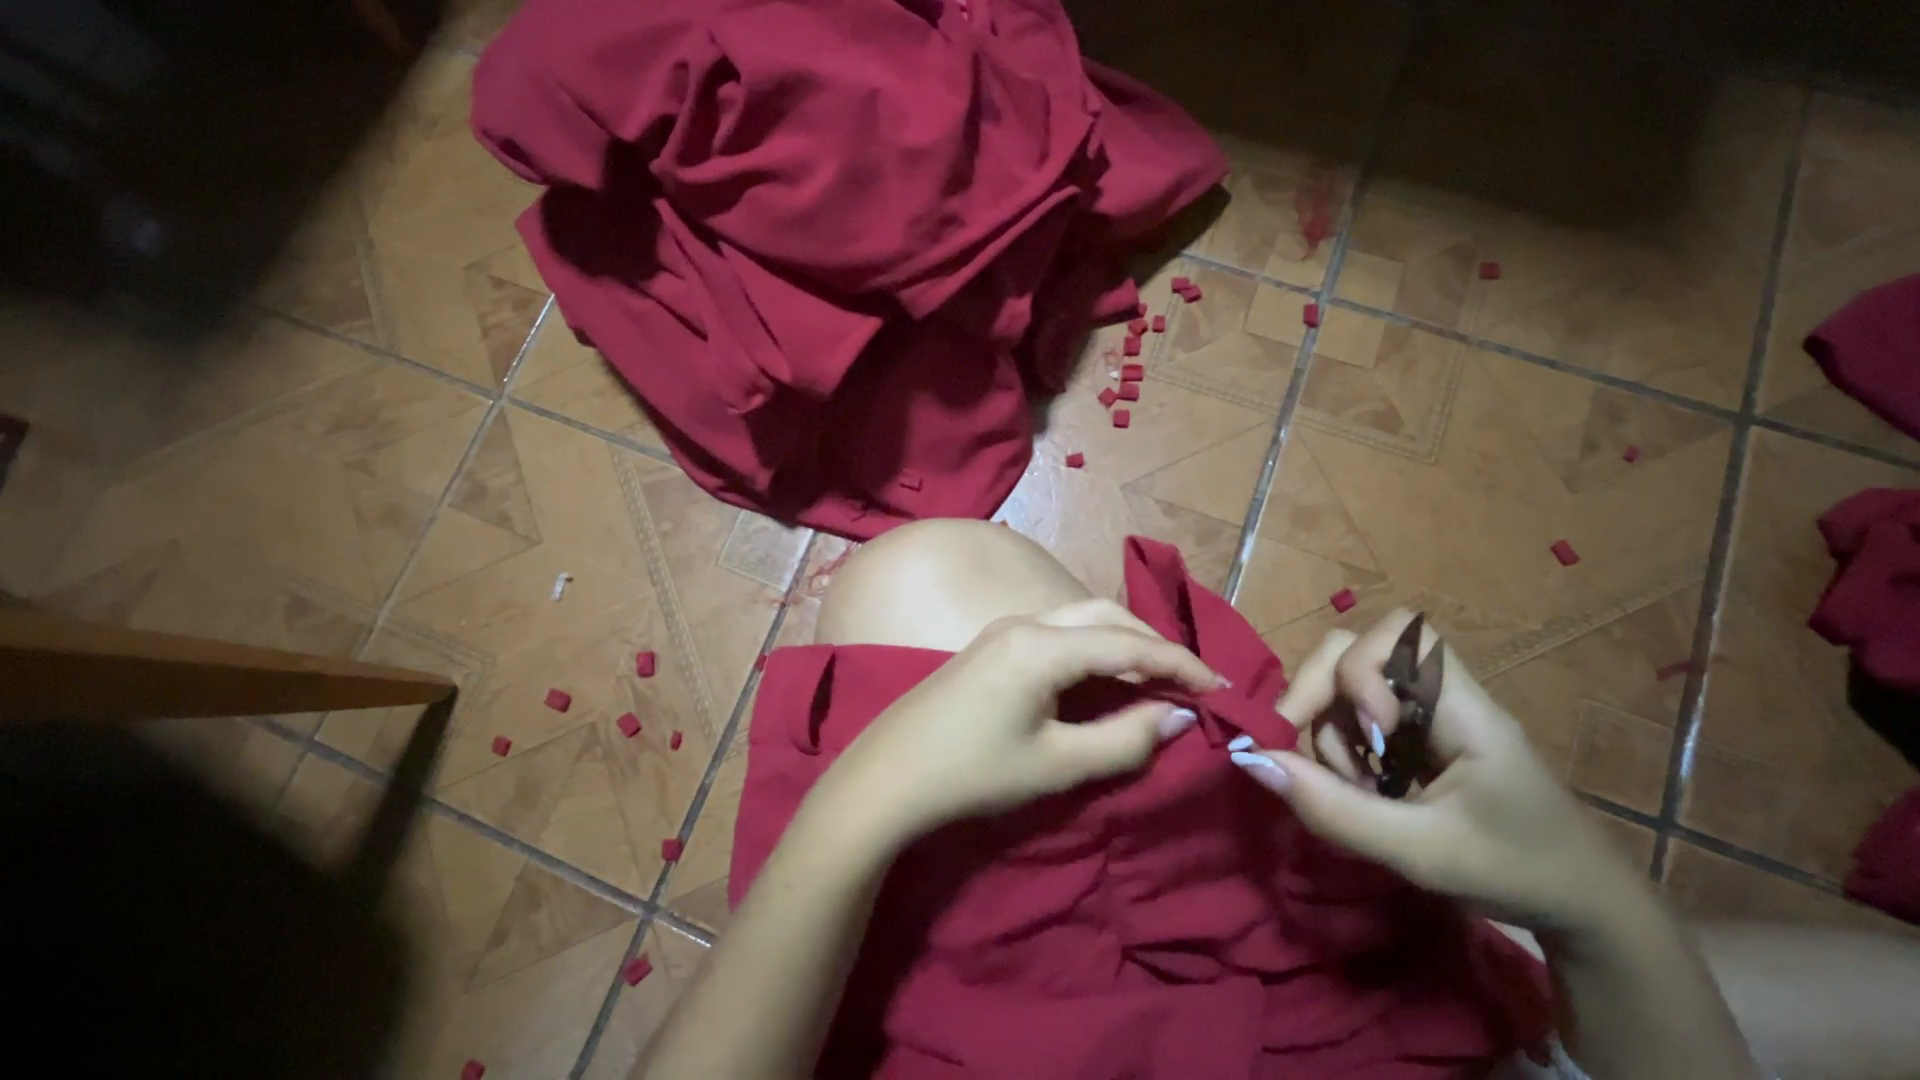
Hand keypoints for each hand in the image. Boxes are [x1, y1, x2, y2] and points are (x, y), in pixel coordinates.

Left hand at [827, 599, 1224, 841]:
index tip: (1223, 689)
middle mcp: (1025, 622)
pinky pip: (1058, 634)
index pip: (1131, 645)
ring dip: (1124, 644)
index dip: (1181, 665)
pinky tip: (1106, 680)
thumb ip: (1126, 740)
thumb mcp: (1058, 766)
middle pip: (1107, 617)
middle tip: (1193, 683)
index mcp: (1043, 646)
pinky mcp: (989, 646)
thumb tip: (1177, 716)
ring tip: (1159, 681)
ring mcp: (1002, 630)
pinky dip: (1094, 651)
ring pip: (1082, 621)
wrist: (886, 779)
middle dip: (1155, 644)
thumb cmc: (973, 775)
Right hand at [1231, 610, 1641, 930]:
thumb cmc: (1514, 872)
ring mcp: (1429, 716)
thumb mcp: (1419, 853)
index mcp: (1464, 710)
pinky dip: (1342, 750)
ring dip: (1331, 734)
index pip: (1404, 635)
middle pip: (1358, 650)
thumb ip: (1334, 807)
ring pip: (1348, 688)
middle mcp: (1443, 697)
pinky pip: (1357, 719)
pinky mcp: (1418, 737)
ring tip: (1356, 793)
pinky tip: (1363, 792)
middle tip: (1309, 754)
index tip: (1367, 741)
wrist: (1583, 906)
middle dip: (1321, 696)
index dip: (1361, 671)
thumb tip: (1252, 759)